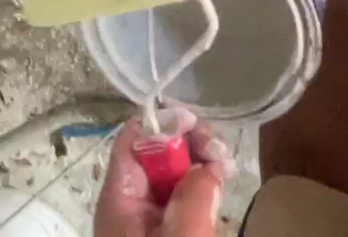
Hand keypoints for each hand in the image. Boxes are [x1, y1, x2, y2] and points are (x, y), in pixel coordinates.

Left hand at [94, 111, 232, 236]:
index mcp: (120, 195)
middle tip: (221, 152)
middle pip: (157, 151)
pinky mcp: (162, 228)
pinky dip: (201, 185)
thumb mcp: (181, 236)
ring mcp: (145, 216)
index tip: (197, 123)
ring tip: (227, 166)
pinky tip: (220, 181)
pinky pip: (180, 196)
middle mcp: (129, 199)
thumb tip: (211, 165)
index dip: (164, 121)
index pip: (133, 137)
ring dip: (201, 161)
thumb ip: (195, 195)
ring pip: (173, 172)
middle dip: (191, 141)